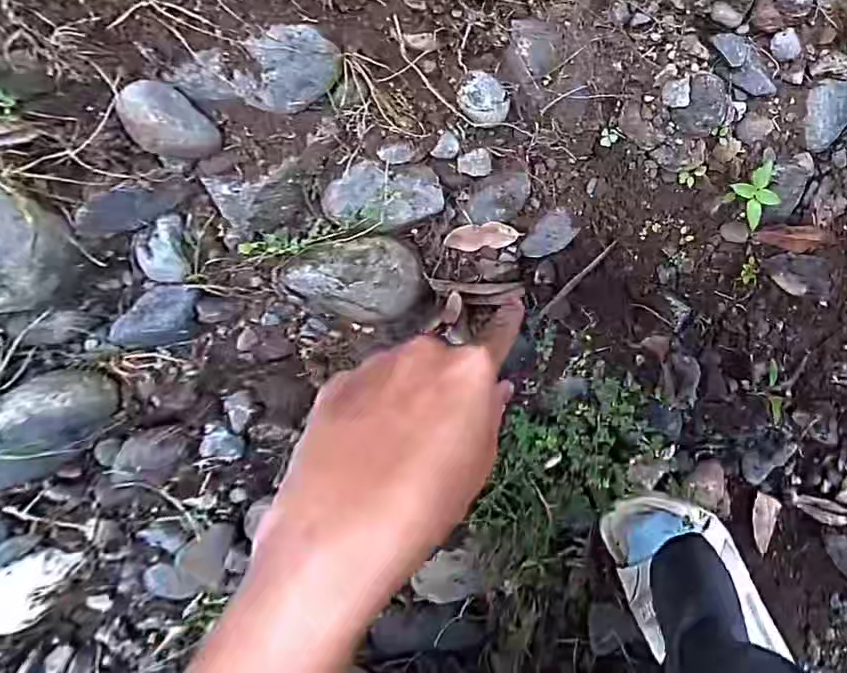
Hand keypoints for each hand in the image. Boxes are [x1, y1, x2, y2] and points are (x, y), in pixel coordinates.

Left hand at [192, 297, 522, 672]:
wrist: (335, 541)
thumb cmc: (424, 505)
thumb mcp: (479, 463)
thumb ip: (490, 415)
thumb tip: (493, 392)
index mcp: (471, 369)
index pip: (499, 330)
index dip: (507, 318)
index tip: (511, 305)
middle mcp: (426, 354)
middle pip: (444, 356)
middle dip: (444, 380)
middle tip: (437, 424)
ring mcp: (377, 367)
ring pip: (403, 369)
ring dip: (404, 390)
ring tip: (391, 443)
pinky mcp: (335, 386)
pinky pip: (366, 384)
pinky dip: (369, 404)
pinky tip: (361, 444)